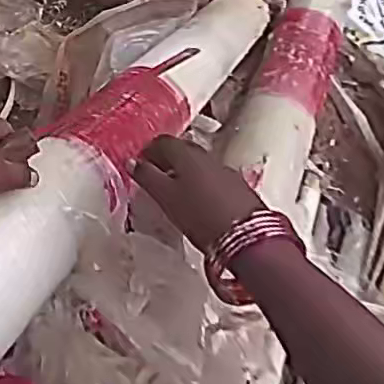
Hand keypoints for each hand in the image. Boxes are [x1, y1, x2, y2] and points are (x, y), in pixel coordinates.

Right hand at [131, 135, 264, 252]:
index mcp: (185, 152)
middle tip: (155, 176)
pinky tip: (200, 203)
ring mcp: (226, 172)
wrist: (251, 241)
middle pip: (181, 150)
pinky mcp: (241, 190)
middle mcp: (206, 156)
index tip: (139, 164)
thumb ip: (146, 176)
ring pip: (198, 165)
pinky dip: (203, 185)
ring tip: (176, 193)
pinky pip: (214, 179)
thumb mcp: (165, 197)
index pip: (161, 141)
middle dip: (166, 160)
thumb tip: (133, 162)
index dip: (147, 151)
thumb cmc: (201, 215)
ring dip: (185, 173)